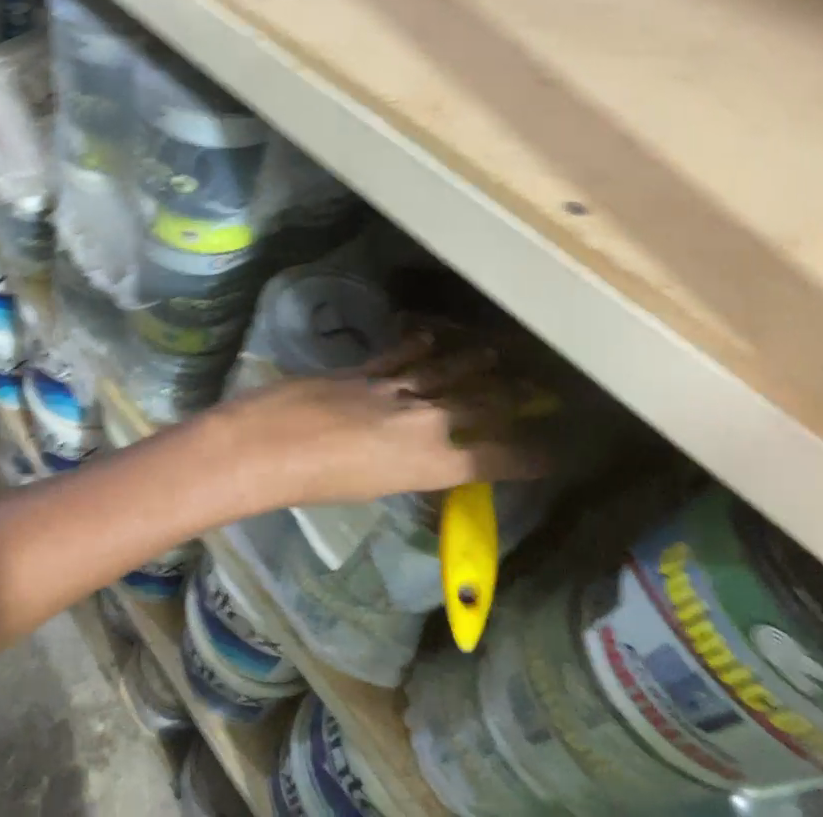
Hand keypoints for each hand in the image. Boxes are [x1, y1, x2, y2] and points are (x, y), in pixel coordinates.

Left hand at [204, 367, 546, 509]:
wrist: (269, 447)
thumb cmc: (316, 485)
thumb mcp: (376, 489)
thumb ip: (406, 468)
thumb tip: (413, 456)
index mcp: (430, 463)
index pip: (494, 458)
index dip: (527, 456)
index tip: (553, 451)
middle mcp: (423, 422)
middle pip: (479, 404)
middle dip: (512, 398)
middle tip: (538, 389)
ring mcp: (393, 390)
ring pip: (446, 372)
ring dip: (472, 363)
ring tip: (495, 354)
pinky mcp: (362, 371)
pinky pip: (400, 355)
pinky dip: (418, 344)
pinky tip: (430, 334)